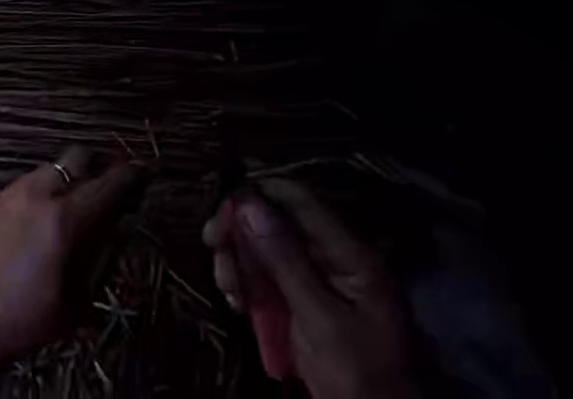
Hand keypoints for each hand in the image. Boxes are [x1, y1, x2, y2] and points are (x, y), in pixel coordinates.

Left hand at [0, 146, 141, 364]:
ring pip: (58, 164)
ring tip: (85, 204)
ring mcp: (19, 190)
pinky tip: (57, 212)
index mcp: (66, 219)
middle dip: (102, 165)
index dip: (133, 176)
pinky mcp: (4, 194)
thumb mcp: (82, 295)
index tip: (145, 174)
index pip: (110, 183)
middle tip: (115, 187)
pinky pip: (39, 176)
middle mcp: (42, 193)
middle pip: (81, 155)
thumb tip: (124, 223)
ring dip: (77, 175)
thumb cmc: (31, 315)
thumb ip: (106, 252)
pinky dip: (55, 184)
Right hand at [204, 179, 415, 398]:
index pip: (298, 200)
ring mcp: (313, 278)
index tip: (223, 209)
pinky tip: (236, 301)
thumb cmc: (360, 378)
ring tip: (228, 289)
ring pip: (261, 246)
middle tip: (212, 245)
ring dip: (237, 260)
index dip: (258, 194)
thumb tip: (248, 204)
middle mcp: (329, 256)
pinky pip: (261, 274)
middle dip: (240, 232)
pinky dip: (243, 283)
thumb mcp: (320, 319)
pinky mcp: (297, 298)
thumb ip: (284, 260)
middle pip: (273, 220)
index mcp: (348, 253)